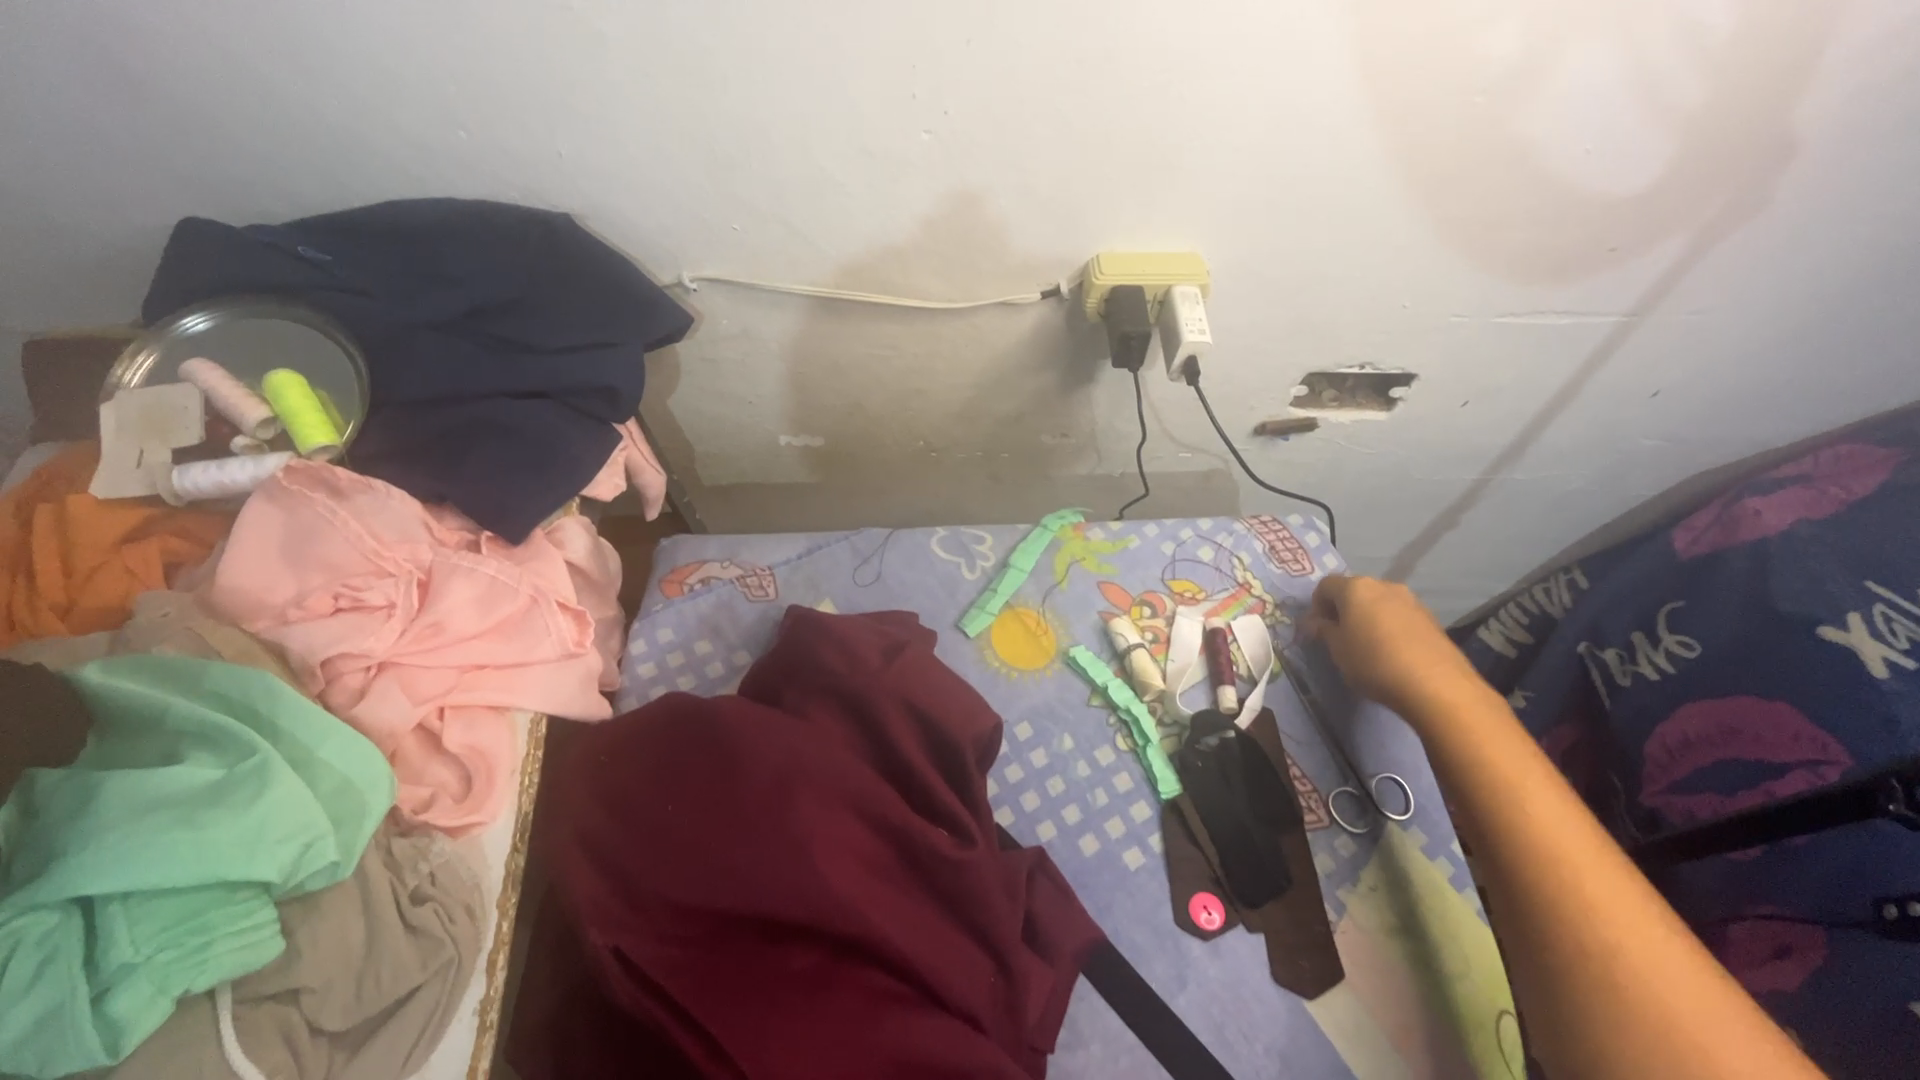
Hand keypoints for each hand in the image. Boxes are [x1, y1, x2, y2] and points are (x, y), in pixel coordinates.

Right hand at [1307, 575, 1491, 723]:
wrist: (1435, 685)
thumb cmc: (1373, 663)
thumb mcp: (1337, 650)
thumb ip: (1323, 630)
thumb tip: (1314, 622)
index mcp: (1355, 588)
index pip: (1325, 585)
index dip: (1316, 606)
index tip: (1318, 630)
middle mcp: (1384, 585)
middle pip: (1354, 591)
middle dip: (1343, 610)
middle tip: (1340, 638)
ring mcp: (1411, 600)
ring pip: (1379, 603)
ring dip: (1368, 618)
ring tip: (1368, 647)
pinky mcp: (1430, 618)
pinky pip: (1399, 616)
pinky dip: (1390, 627)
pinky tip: (1392, 652)